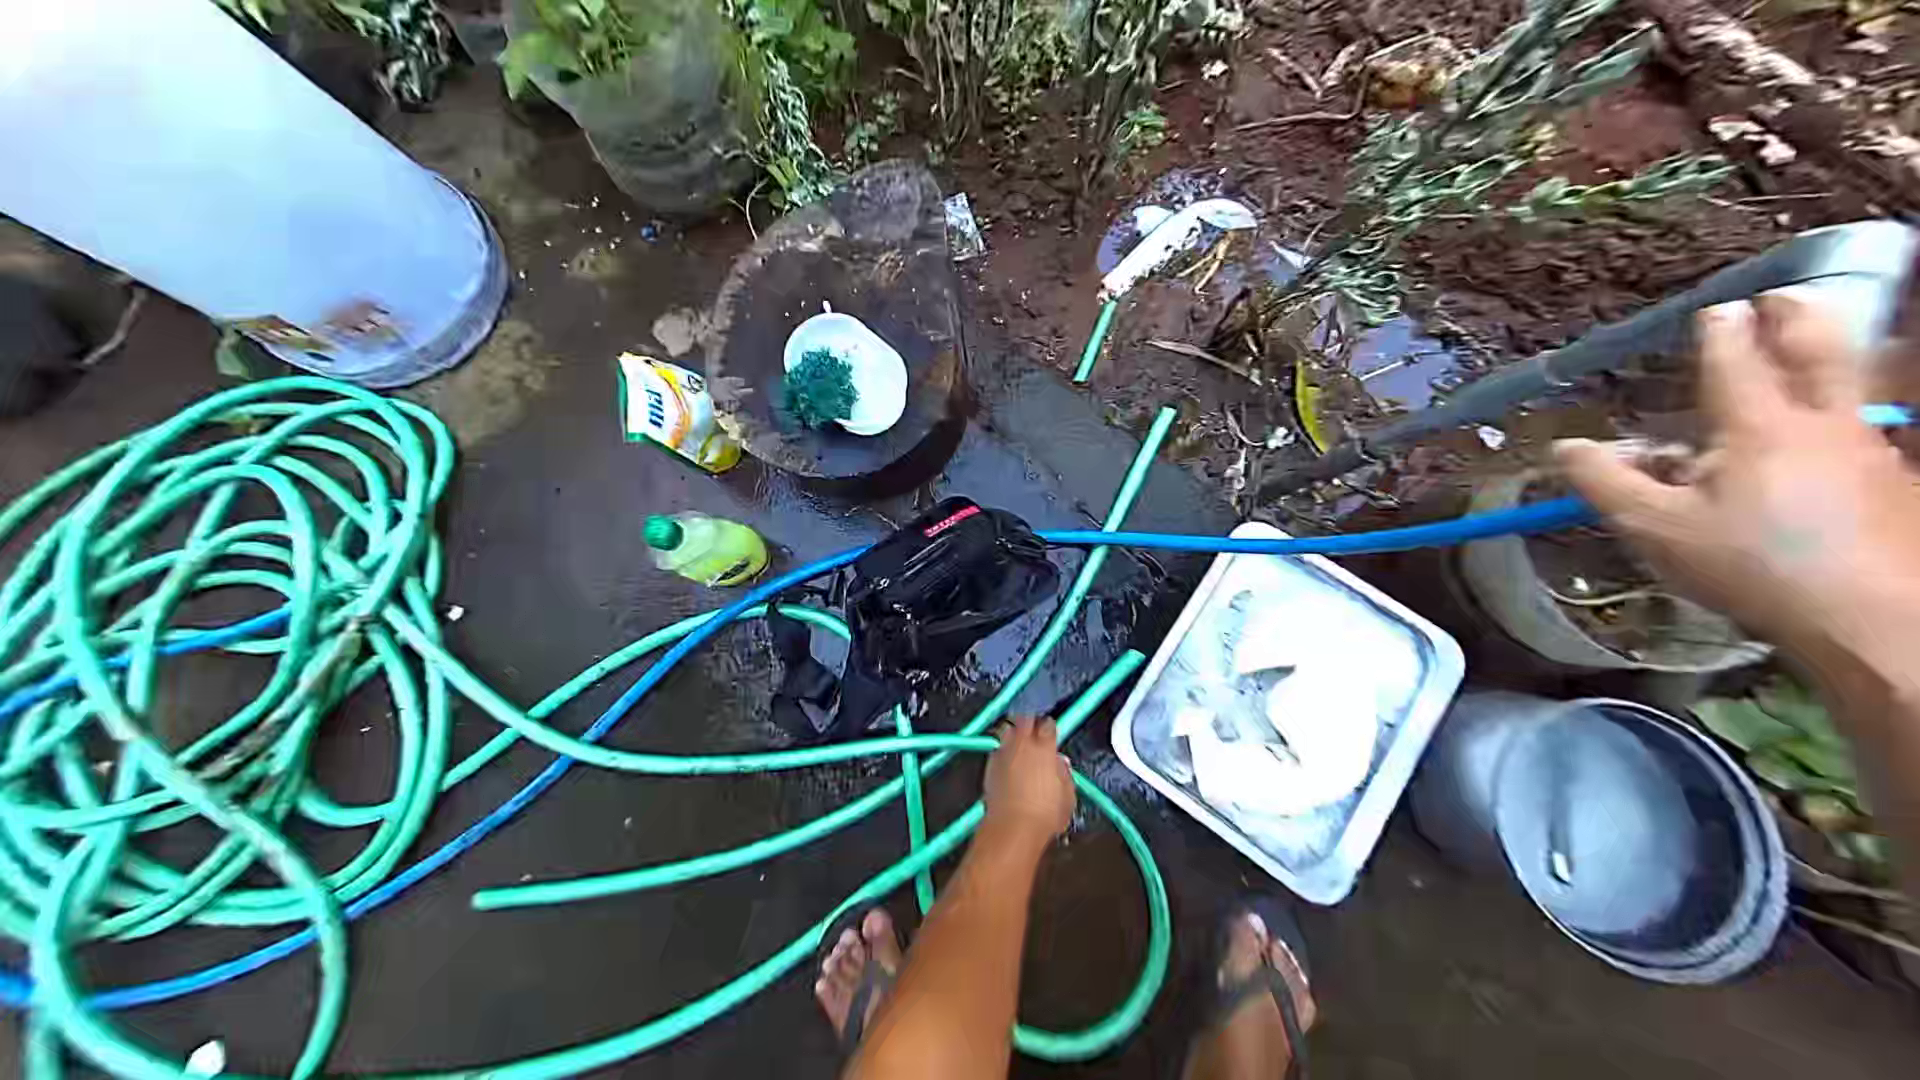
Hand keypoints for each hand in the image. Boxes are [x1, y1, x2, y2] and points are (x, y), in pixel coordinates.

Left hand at [982, 715, 1074, 845]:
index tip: (1051, 730)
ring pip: (1007, 730)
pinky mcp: (989, 766)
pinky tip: (1009, 761)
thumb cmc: (1044, 814)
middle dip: (1029, 718)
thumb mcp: (1067, 796)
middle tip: (1033, 725)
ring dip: (1013, 732)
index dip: (1049, 725)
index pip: (1047, 724)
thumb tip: (1060, 763)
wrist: (1012, 828)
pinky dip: (1004, 751)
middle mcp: (1022, 745)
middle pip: (1023, 719)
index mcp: (1044, 748)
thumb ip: (1065, 774)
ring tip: (1019, 741)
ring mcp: (1003, 754)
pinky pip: (998, 750)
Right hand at [1555, 295, 1919, 656]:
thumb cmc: (1746, 563)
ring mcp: (1866, 452)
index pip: (1733, 367)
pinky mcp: (1889, 483)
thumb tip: (1563, 447)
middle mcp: (1821, 427)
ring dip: (1831, 354)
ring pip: (1852, 386)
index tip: (1712, 311)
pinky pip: (1859, 426)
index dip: (1719, 336)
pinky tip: (1825, 424)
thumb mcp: (1650, 524)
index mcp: (1758, 431)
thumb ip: (1603, 480)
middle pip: (1820, 354)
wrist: (1870, 617)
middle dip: (1799, 319)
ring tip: (1814, 341)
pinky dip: (1840, 406)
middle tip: (1781, 296)